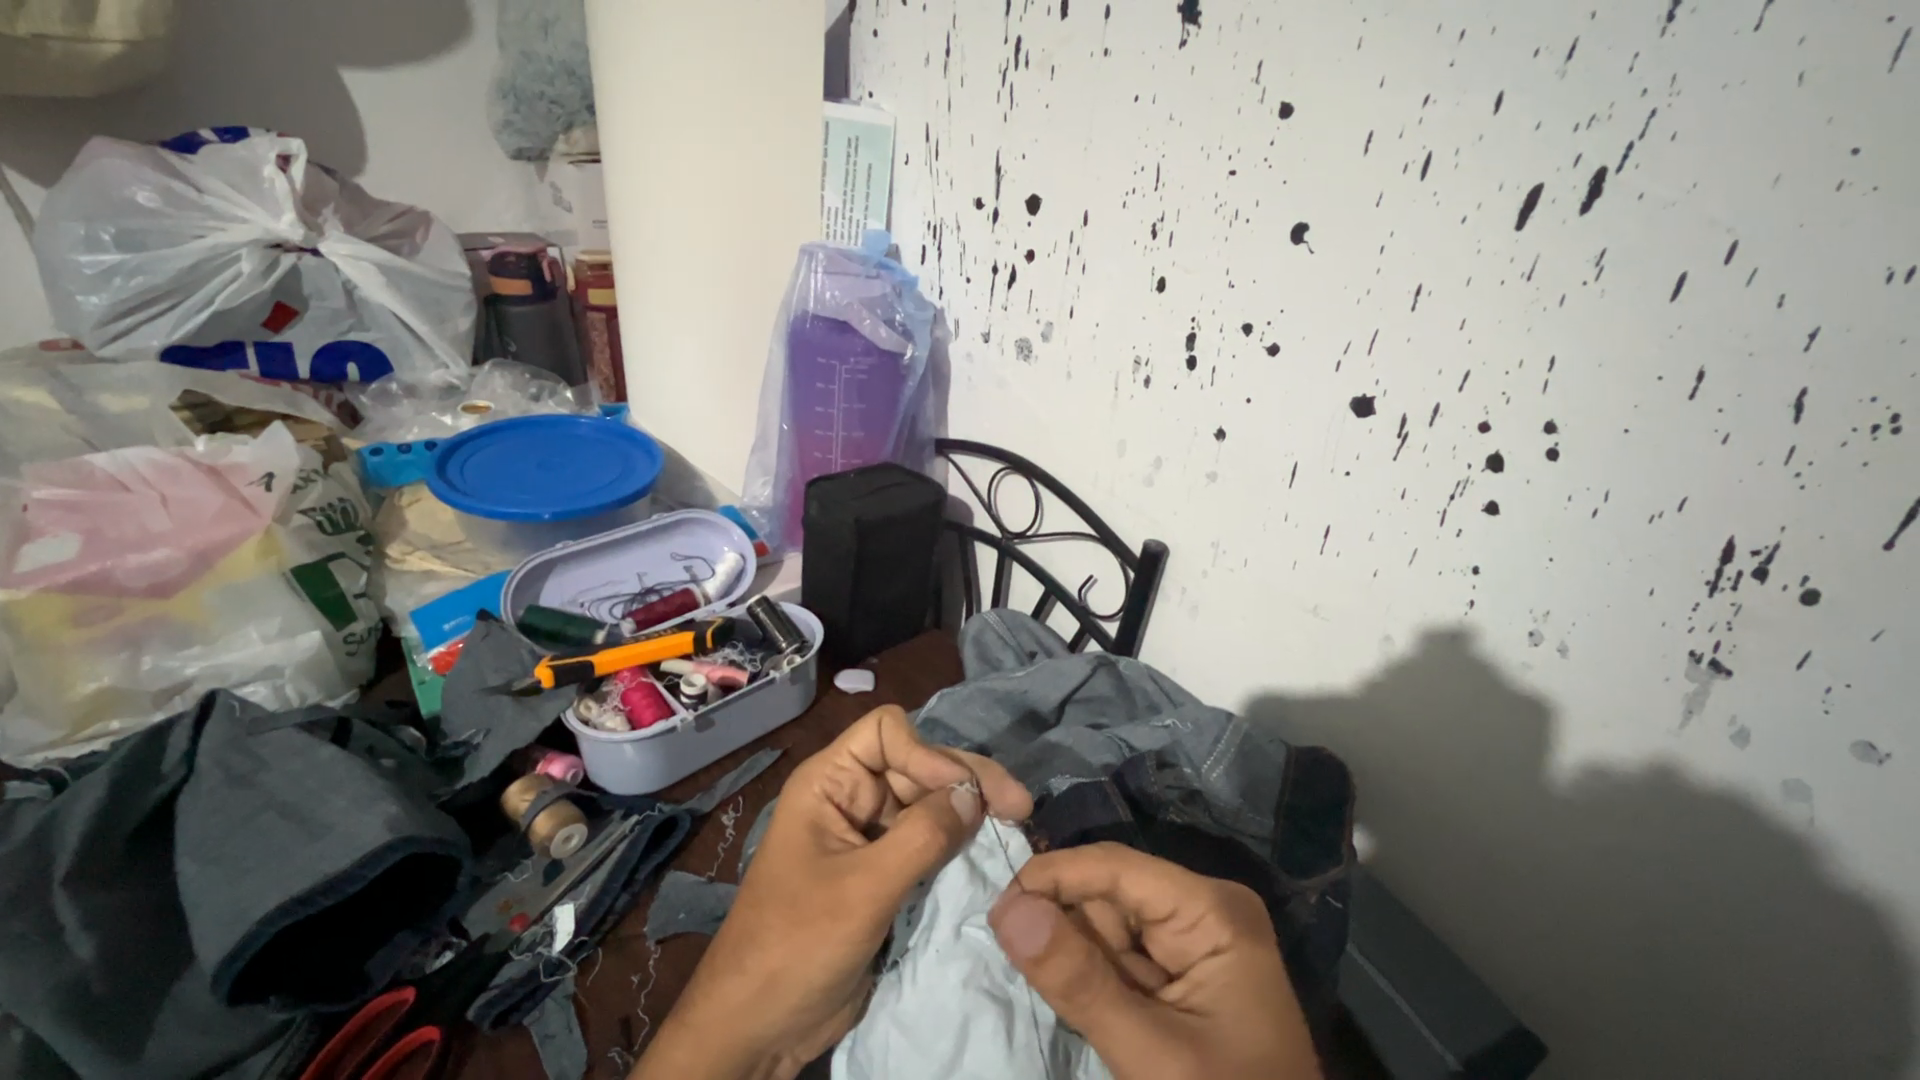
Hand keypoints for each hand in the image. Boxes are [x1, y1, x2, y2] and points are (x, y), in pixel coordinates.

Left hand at [634, 705, 1032, 1079]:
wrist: (761, 1025)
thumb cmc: (798, 944)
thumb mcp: (863, 888)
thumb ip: (922, 835)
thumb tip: (974, 792)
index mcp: (829, 783)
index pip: (887, 733)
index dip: (928, 752)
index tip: (964, 791)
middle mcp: (851, 799)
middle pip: (918, 765)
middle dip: (966, 780)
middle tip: (1020, 806)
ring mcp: (869, 837)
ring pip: (929, 804)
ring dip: (969, 813)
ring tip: (1016, 826)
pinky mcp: (884, 874)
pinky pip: (928, 844)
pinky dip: (959, 845)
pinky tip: (990, 853)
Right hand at [989, 842, 1323, 1079]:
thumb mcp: (1150, 1054)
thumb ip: (1078, 981)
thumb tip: (1006, 909)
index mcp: (1210, 910)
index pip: (1114, 867)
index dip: (1052, 878)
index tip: (995, 913)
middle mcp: (1201, 910)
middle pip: (1106, 894)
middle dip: (1063, 928)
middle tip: (1023, 971)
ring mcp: (1191, 943)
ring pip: (1103, 927)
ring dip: (1073, 959)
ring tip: (1072, 1006)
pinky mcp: (1178, 975)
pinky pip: (1117, 958)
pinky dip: (1090, 979)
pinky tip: (1086, 1010)